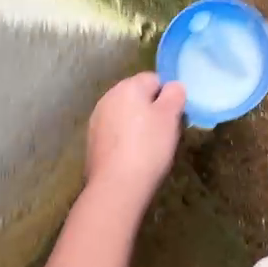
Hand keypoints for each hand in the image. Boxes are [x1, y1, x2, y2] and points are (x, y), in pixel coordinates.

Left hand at [84, 72, 185, 208]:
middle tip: (165, 133)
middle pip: (138, 96)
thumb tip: (173, 87)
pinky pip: (115, 132)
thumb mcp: (170, 116)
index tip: (174, 118)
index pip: (155, 79)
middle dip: (152, 110)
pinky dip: (125, 140)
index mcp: (128, 86)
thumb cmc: (148, 147)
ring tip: (149, 148)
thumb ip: (175, 94)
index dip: (168, 97)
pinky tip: (133, 157)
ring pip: (126, 115)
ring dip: (137, 125)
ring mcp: (97, 120)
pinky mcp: (92, 141)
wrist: (116, 187)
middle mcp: (109, 97)